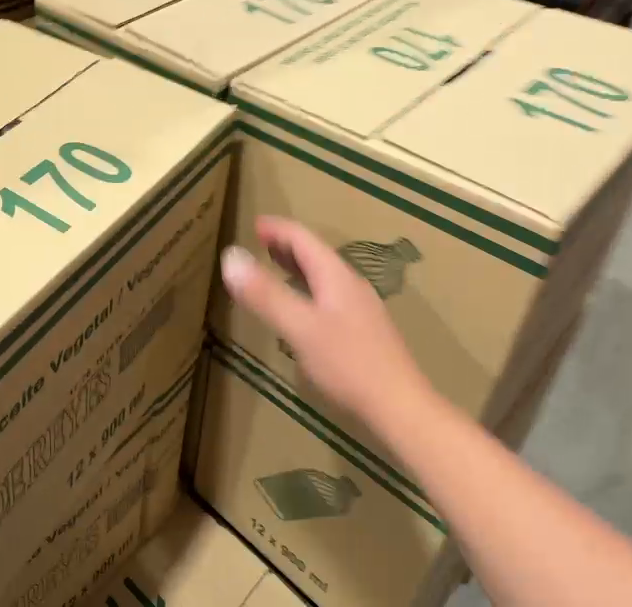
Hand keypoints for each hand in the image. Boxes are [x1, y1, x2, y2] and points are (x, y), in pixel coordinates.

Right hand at [220, 216, 434, 438]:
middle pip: (315, 254)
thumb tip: (230, 256)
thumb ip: (265, 293)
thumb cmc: (348, 364)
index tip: (253, 224)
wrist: (401, 408)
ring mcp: (360, 308)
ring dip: (297, 267)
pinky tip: (300, 309)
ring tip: (274, 268)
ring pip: (323, 276)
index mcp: (336, 276)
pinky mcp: (363, 331)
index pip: (303, 239)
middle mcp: (350, 285)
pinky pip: (329, 296)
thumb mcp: (299, 327)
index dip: (277, 229)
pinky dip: (306, 289)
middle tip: (259, 243)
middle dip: (286, 245)